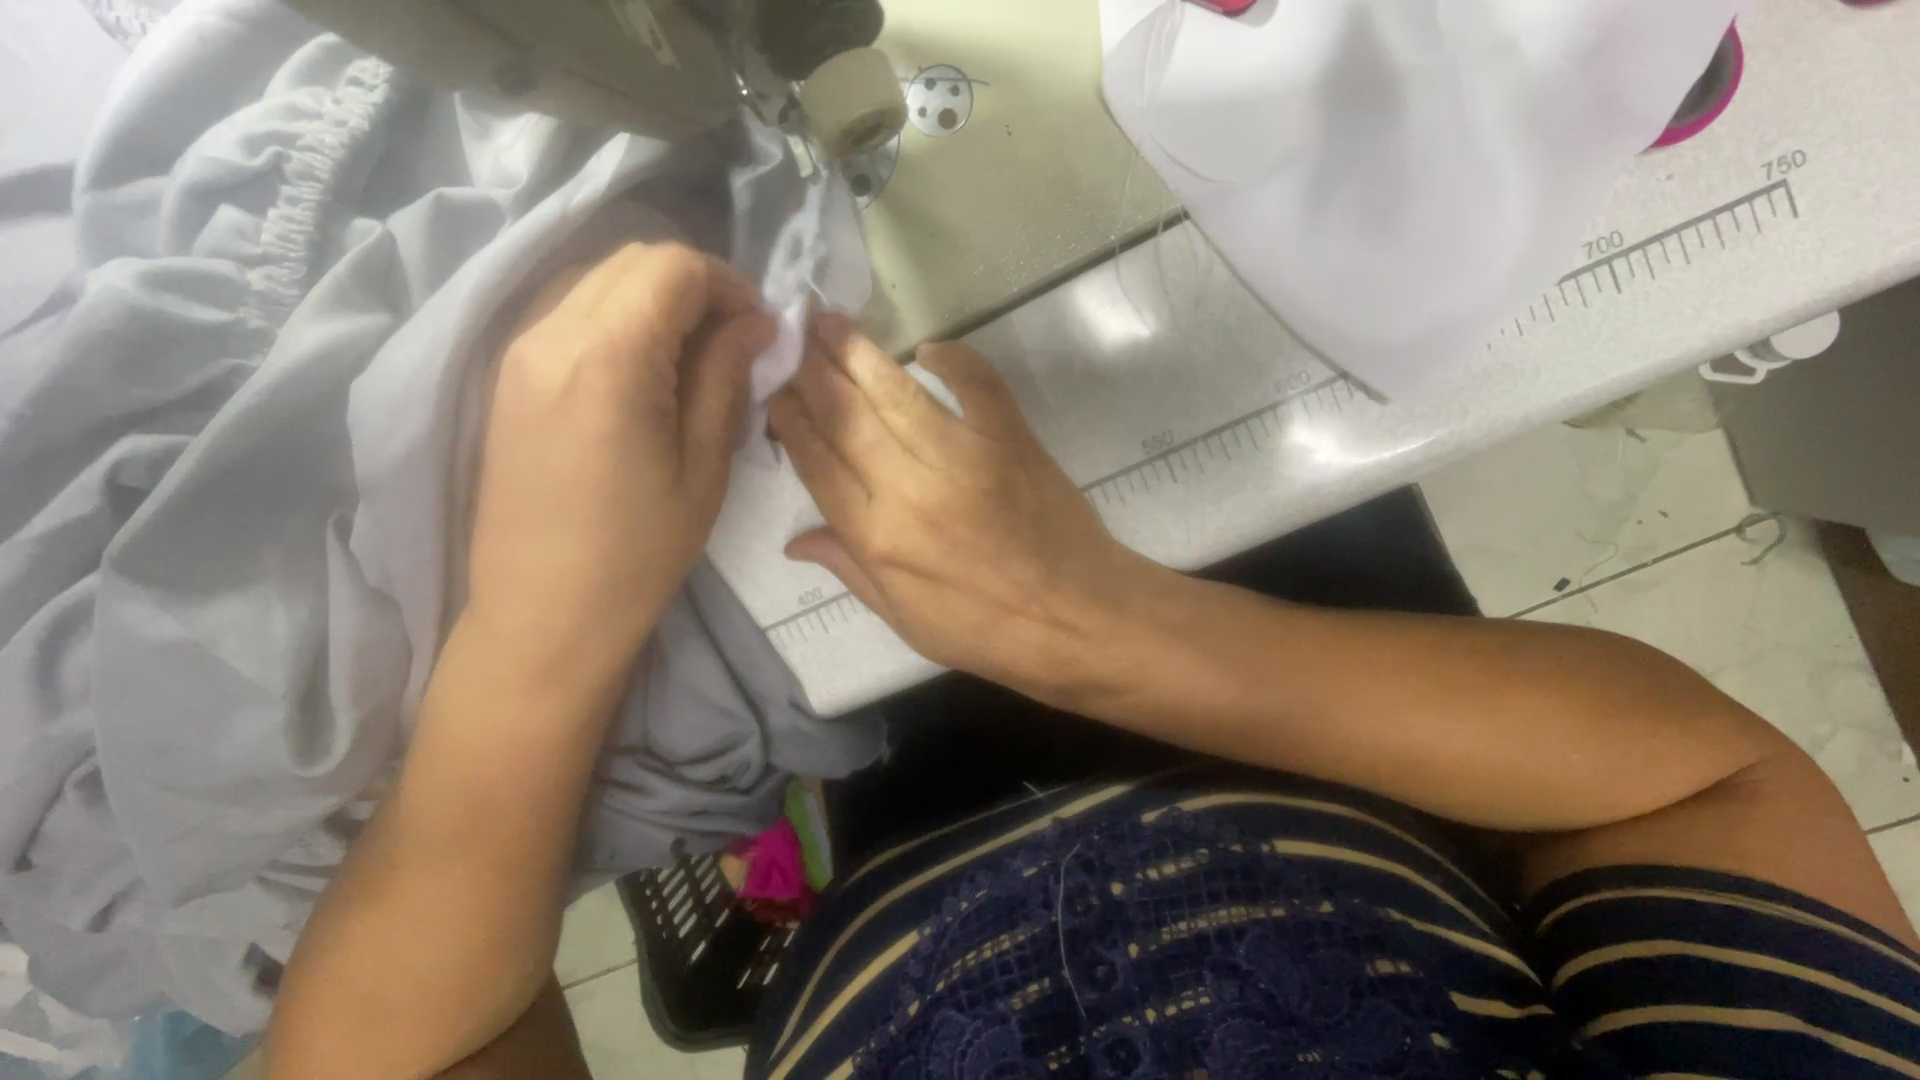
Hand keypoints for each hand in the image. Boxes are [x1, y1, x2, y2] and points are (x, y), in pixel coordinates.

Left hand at [465, 243, 774, 671]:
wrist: (544, 613)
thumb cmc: (639, 552)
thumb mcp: (704, 466)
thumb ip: (726, 377)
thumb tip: (755, 323)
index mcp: (608, 358)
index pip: (672, 268)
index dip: (728, 283)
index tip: (759, 327)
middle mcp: (551, 334)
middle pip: (631, 261)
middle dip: (693, 285)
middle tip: (733, 339)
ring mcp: (517, 351)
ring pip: (596, 280)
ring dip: (653, 298)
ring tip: (691, 355)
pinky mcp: (506, 374)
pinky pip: (568, 312)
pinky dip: (616, 318)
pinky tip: (644, 370)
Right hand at [768, 315, 1153, 702]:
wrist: (1077, 619)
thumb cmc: (987, 629)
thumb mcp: (906, 622)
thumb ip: (850, 571)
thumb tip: (795, 540)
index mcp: (877, 537)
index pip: (816, 463)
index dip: (789, 420)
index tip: (772, 388)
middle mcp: (909, 490)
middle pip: (844, 416)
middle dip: (810, 370)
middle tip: (789, 333)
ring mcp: (963, 458)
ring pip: (896, 393)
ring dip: (858, 352)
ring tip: (829, 321)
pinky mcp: (1010, 439)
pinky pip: (976, 383)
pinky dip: (953, 358)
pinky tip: (927, 348)